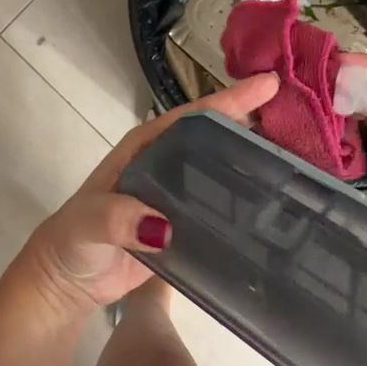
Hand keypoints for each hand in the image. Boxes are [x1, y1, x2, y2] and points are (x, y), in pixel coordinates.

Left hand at [16, 72, 280, 311]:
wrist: (68, 280)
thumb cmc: (75, 237)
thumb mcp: (91, 220)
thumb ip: (119, 218)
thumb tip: (164, 227)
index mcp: (146, 147)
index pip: (192, 117)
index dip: (228, 100)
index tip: (266, 85)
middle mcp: (167, 163)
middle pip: (214, 137)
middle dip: (251, 122)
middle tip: (296, 116)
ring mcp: (178, 195)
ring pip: (222, 170)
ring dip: (253, 162)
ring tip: (298, 157)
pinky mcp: (186, 228)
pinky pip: (220, 209)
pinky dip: (245, 203)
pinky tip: (273, 207)